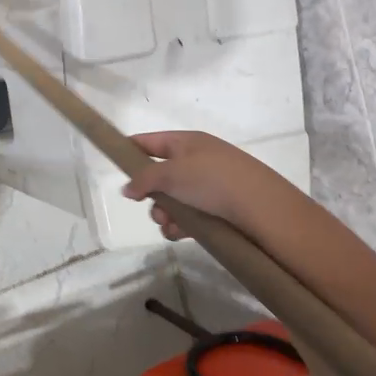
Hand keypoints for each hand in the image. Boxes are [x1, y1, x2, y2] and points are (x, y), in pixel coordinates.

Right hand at [121, 131, 297, 238]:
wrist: (262, 209)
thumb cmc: (213, 180)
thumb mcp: (171, 173)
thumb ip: (143, 179)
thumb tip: (127, 189)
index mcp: (186, 143)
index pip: (148, 142)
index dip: (129, 151)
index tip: (113, 165)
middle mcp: (196, 161)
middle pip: (158, 176)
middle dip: (149, 194)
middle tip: (148, 204)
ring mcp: (207, 186)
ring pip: (170, 200)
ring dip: (163, 213)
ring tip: (168, 224)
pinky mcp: (216, 209)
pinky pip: (186, 216)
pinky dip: (179, 225)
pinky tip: (179, 233)